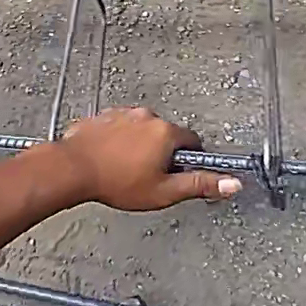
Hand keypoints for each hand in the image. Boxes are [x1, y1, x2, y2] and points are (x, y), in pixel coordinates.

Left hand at [47, 107, 242, 210]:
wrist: (73, 168)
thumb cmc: (115, 181)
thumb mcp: (163, 192)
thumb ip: (199, 185)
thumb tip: (232, 183)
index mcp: (166, 133)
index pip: (192, 142)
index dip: (188, 160)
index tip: (178, 173)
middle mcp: (147, 116)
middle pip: (166, 134)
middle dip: (162, 153)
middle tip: (149, 176)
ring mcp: (124, 113)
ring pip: (142, 130)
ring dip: (140, 145)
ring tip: (125, 169)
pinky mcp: (105, 116)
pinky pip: (121, 127)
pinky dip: (120, 140)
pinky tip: (111, 159)